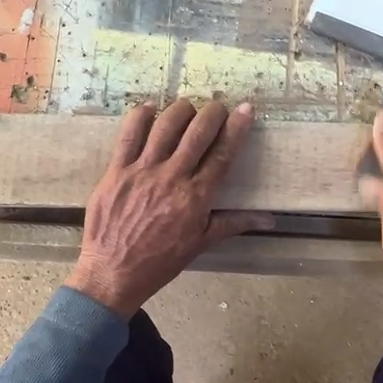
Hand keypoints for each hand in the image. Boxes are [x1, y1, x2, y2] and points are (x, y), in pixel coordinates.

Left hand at [65, 98, 268, 317]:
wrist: (112, 275)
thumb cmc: (160, 262)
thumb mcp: (201, 243)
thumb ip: (234, 223)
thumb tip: (270, 220)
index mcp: (196, 196)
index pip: (223, 153)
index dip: (237, 127)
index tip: (246, 108)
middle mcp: (172, 178)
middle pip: (198, 131)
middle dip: (212, 112)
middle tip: (217, 107)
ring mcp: (142, 171)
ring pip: (165, 125)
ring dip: (181, 110)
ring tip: (187, 109)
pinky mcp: (116, 171)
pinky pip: (129, 134)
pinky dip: (141, 116)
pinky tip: (151, 109)